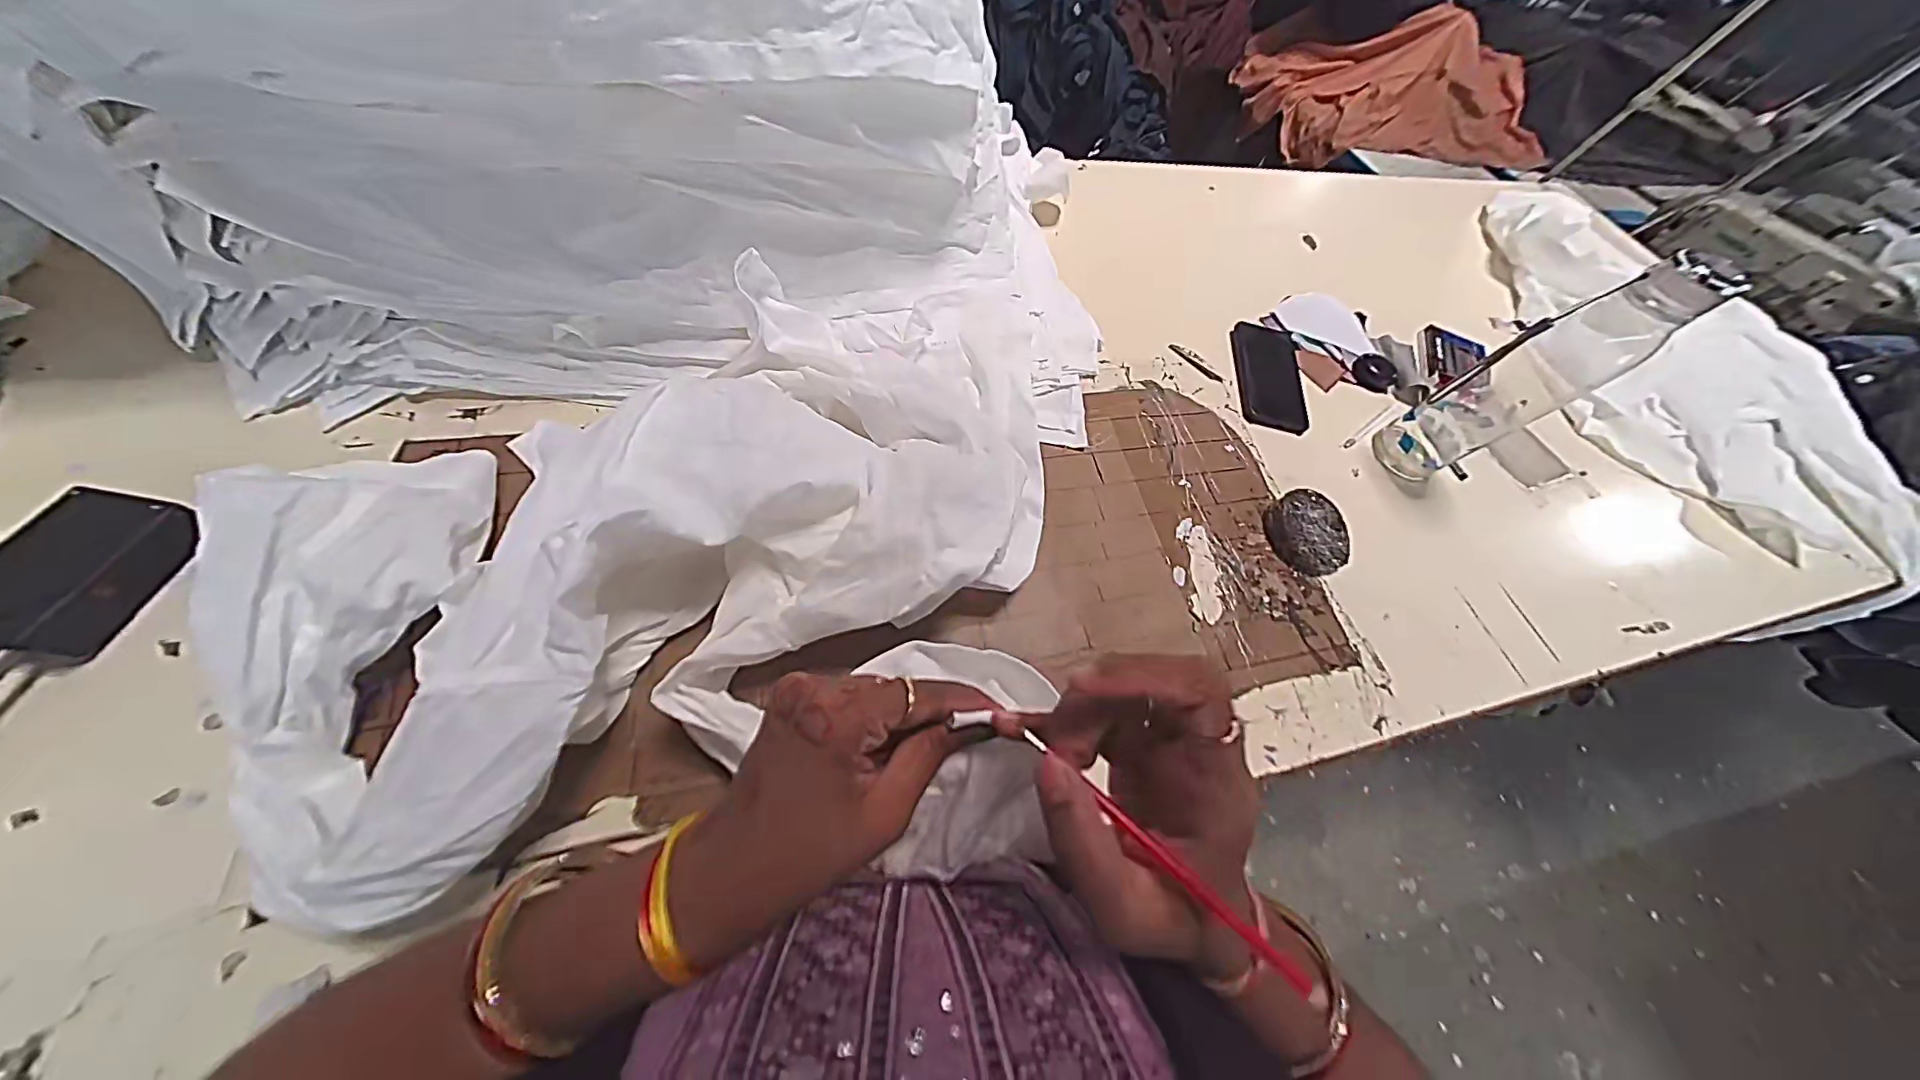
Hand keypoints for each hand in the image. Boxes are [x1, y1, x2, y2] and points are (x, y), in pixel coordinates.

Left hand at [670, 673, 992, 967]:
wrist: (735, 865)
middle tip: (968, 731)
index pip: (916, 693)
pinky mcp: (791, 695)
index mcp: (837, 716)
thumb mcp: (884, 812)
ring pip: (874, 688)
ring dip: (902, 711)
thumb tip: (963, 725)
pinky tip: (886, 740)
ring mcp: (798, 687)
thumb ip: (927, 756)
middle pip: (895, 687)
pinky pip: (849, 694)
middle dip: (932, 708)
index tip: (996, 709)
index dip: (961, 701)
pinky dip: (874, 713)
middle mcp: (814, 686)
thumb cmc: (809, 852)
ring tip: (926, 743)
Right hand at [999, 655, 1259, 980]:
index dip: (1145, 674)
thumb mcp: (1123, 906)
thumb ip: (1082, 841)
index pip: (1199, 691)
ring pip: (1119, 690)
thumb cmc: (1175, 918)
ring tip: (1054, 761)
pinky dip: (1059, 717)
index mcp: (1217, 777)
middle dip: (1093, 702)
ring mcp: (1168, 738)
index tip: (1084, 688)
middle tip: (1060, 750)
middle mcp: (1197, 744)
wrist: (1195, 923)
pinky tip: (1025, 728)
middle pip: (1151, 680)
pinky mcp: (1139, 739)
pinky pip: (1098, 708)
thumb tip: (1046, 761)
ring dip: (1074, 715)